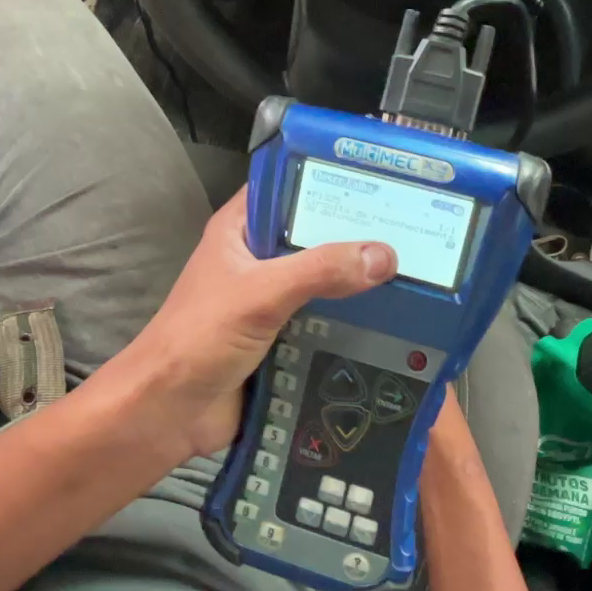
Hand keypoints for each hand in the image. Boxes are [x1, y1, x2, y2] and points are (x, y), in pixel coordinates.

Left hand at [110, 188, 394, 456]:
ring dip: (362, 282)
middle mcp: (258, 257)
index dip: (332, 179)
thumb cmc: (200, 339)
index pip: (290, 187)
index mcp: (240, 229)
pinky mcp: (284, 337)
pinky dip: (356, 321)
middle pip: (316, 236)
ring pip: (326, 281)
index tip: (384, 177)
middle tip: (418, 227)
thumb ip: (319, 271)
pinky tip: (401, 320)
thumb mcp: (259, 294)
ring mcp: (272, 299)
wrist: (168, 413)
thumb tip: (385, 255)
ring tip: (422, 271)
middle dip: (359, 234)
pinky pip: (327, 320)